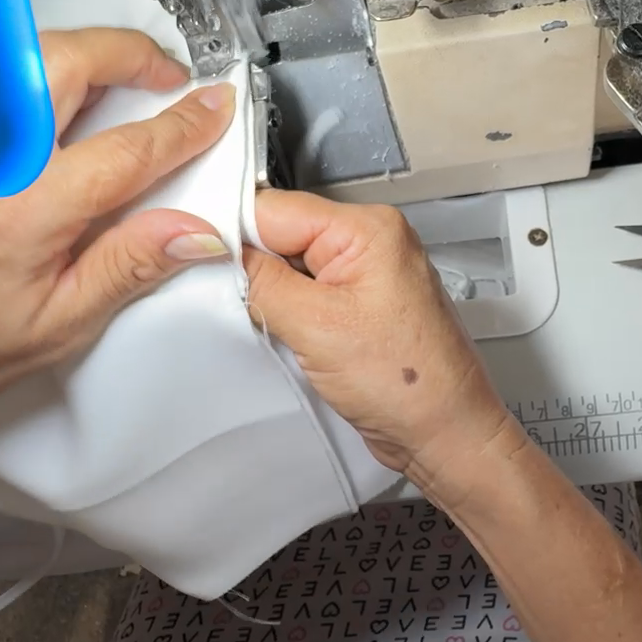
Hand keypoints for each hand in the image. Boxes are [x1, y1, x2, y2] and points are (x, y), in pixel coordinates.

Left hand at [0, 28, 235, 474]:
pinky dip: (56, 78)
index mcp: (20, 212)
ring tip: (138, 86)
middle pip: (64, 63)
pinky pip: (7, 87)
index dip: (183, 125)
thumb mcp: (59, 326)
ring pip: (29, 62)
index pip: (126, 149)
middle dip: (129, 54)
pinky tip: (84, 108)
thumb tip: (197, 232)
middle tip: (174, 79)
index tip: (216, 108)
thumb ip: (131, 266)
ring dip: (92, 58)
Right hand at [241, 190, 524, 485]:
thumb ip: (262, 281)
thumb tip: (219, 249)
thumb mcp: (317, 326)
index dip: (231, 231)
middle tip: (227, 300)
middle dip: (251, 265)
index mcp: (368, 228)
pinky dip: (286, 309)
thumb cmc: (409, 383)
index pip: (275, 208)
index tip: (196, 259)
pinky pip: (307, 291)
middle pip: (282, 233)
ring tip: (264, 322)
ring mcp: (365, 274)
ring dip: (268, 292)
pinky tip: (279, 331)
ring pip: (291, 264)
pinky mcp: (358, 304)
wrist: (445, 433)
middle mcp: (370, 241)